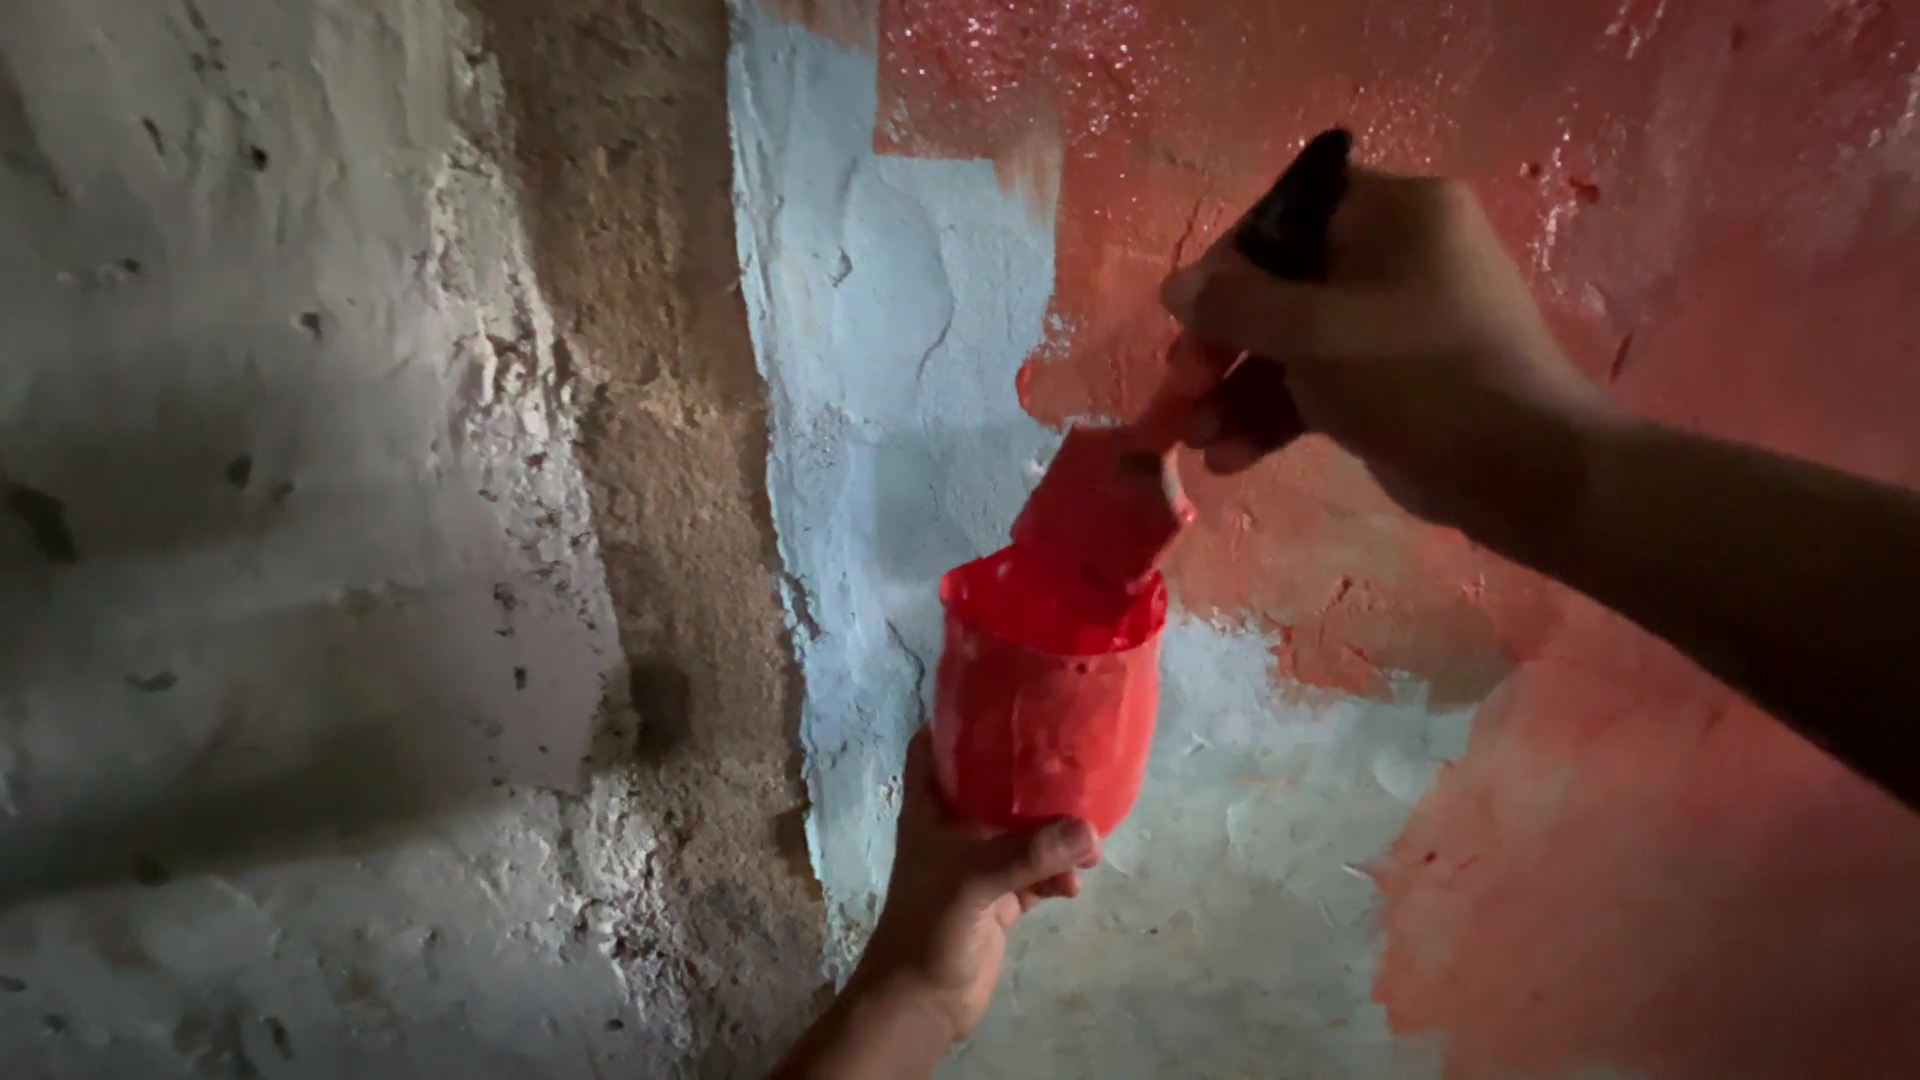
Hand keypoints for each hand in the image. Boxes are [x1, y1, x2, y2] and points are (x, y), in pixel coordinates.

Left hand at [850, 729, 1102, 1044]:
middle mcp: (955, 822)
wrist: (923, 1001)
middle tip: (1073, 766)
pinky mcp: (1001, 892)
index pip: (935, 743)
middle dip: (1031, 777)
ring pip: (1022, 826)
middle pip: (992, 780)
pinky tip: (1074, 886)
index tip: (1003, 701)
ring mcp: (980, 857)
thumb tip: (1089, 830)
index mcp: (933, 803)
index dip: (960, 719)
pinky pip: (1038, 869)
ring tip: (1089, 842)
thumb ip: (1030, 852)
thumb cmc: (931, 923)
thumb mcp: (976, 879)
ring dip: (1055, 832)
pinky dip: (1057, 873)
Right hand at [1160, 167, 1620, 547]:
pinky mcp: (1379, 383)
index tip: (1189, 318)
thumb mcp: (1315, 332)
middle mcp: (1388, 261)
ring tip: (1194, 440)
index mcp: (1392, 217)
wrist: (1515, 470)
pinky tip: (1228, 459)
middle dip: (1221, 348)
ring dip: (1234, 395)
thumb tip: (1173, 286)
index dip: (1227, 266)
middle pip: (1276, 292)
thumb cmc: (1416, 377)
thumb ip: (1237, 304)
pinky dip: (1267, 420)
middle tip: (1183, 388)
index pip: (1285, 219)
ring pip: (1286, 349)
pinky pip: (1308, 388)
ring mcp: (1382, 327)